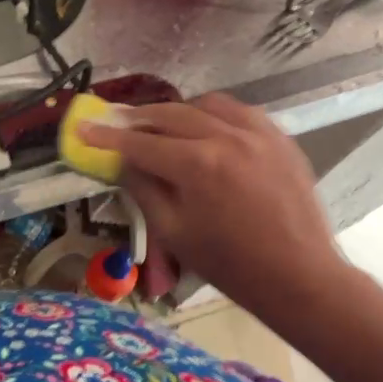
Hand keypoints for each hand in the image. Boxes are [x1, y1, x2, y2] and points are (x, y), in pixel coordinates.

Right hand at [78, 94, 351, 312]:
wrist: (299, 277)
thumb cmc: (230, 264)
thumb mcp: (173, 232)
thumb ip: (144, 189)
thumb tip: (124, 161)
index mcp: (196, 165)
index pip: (140, 143)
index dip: (107, 136)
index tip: (83, 128)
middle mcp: (226, 137)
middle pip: (169, 115)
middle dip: (138, 119)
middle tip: (118, 125)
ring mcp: (258, 133)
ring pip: (205, 105)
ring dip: (178, 113)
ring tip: (163, 127)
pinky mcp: (279, 138)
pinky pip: (239, 111)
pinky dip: (214, 114)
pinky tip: (206, 129)